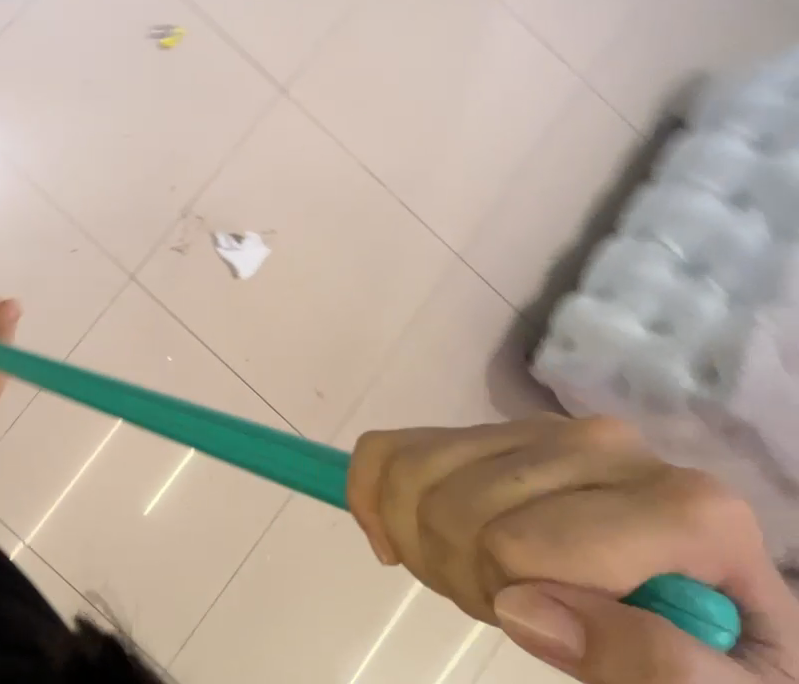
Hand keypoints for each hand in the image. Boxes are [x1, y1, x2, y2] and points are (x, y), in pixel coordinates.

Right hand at [347, 417, 798, 682]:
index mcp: (681, 506)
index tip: (561, 638)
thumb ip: (660, 666)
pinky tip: (394, 540)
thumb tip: (524, 604)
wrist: (713, 624)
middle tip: (516, 616)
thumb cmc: (721, 662)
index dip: (510, 601)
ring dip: (417, 543)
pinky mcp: (490, 430)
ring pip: (412, 474)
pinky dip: (370, 497)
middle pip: (457, 509)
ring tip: (479, 583)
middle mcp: (607, 446)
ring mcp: (541, 430)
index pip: (517, 542)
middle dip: (462, 578)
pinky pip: (389, 447)